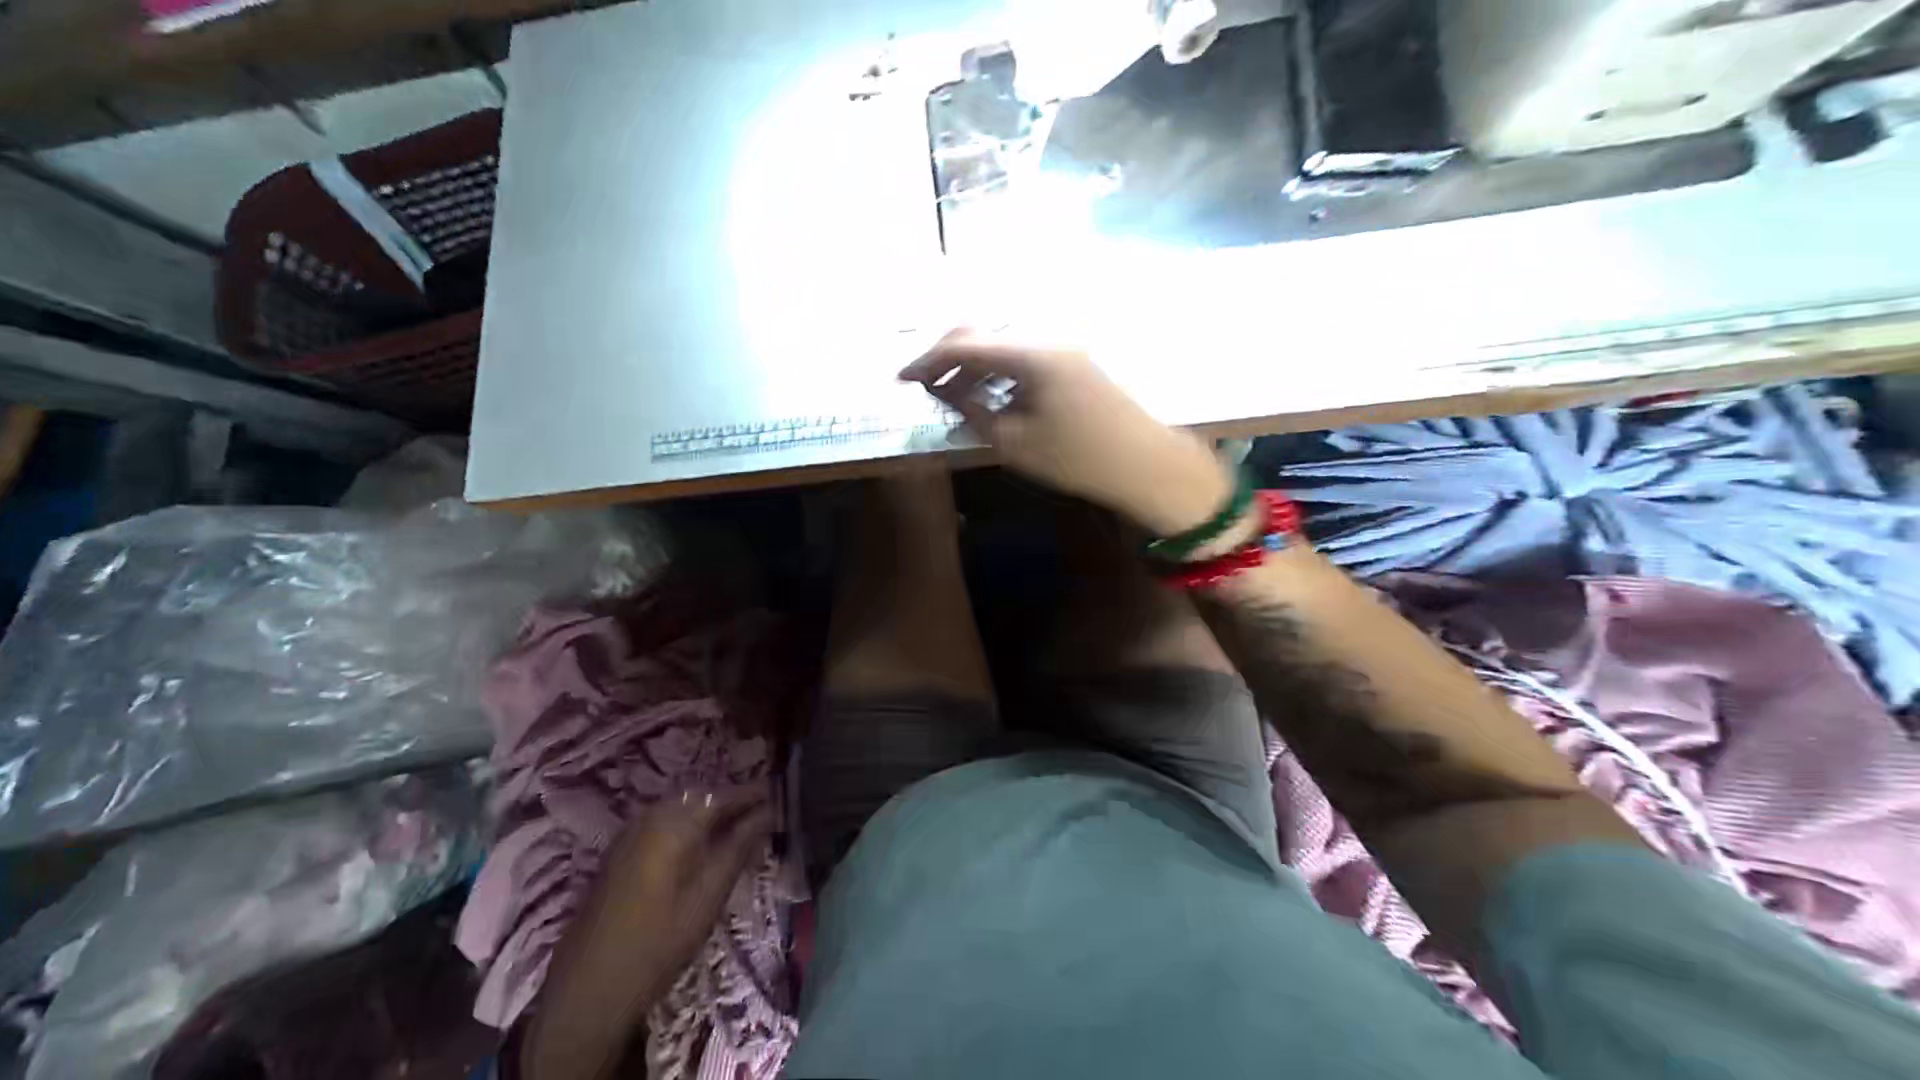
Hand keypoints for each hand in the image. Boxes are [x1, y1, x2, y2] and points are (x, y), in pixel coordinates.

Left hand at [524, 787, 773, 1079]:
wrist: (589, 987)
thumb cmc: (659, 942)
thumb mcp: (709, 895)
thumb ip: (739, 847)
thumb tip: (766, 813)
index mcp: (674, 822)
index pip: (724, 795)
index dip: (753, 794)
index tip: (778, 796)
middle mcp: (651, 816)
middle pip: (701, 797)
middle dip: (732, 803)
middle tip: (762, 816)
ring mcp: (631, 832)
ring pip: (681, 809)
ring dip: (710, 815)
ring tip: (738, 831)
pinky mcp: (620, 851)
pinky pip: (663, 823)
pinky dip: (687, 826)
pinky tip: (701, 847)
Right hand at [900, 330, 1233, 536]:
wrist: (1144, 463)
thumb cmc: (1077, 457)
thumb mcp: (1014, 442)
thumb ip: (971, 411)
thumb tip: (941, 390)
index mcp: (1031, 354)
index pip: (964, 344)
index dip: (927, 360)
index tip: (901, 380)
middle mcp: (1046, 339)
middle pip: (983, 333)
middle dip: (947, 356)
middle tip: (924, 385)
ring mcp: (1063, 348)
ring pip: (1003, 344)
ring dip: (973, 363)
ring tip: (953, 395)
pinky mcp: (1073, 362)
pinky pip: (1023, 355)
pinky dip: (998, 370)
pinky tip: (989, 395)